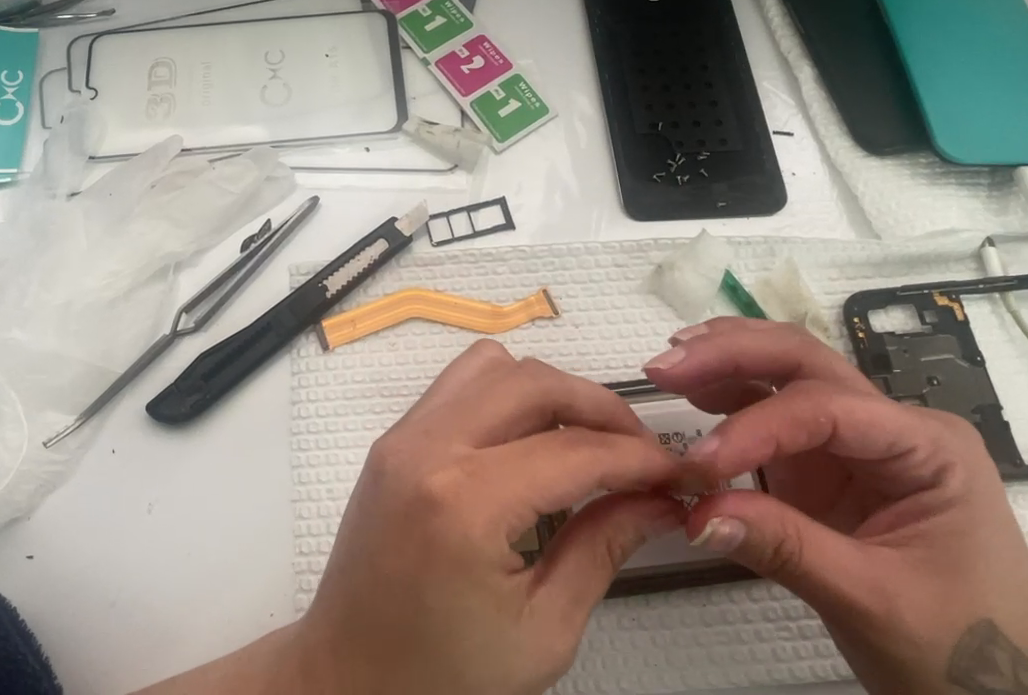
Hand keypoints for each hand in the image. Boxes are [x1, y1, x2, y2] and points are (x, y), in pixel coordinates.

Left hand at [297, 339, 684, 694]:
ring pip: (494, 365)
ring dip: (551, 390)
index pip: (574, 451)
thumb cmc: (443, 675)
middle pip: (535, 382)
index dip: (639, 459)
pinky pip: (460, 382)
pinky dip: (507, 392)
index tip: (682, 474)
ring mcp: (403, 435)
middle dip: (601, 408)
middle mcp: (428, 447)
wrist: (345, 677)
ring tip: (588, 440)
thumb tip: (660, 499)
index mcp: (464, 502)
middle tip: (643, 454)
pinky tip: (532, 438)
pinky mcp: (393, 438)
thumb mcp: (543, 631)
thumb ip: (603, 548)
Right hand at [643, 319, 1027, 694]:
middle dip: (733, 355)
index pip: (829, 410)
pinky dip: (731, 396)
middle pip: (806, 363)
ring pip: (787, 373)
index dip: (758, 427)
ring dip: (726, 361)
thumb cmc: (957, 652)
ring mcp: (858, 442)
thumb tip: (696, 514)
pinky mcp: (827, 464)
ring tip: (669, 367)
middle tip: (666, 367)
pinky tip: (694, 394)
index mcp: (928, 449)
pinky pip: (774, 411)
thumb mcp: (871, 602)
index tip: (701, 464)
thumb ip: (785, 547)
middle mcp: (894, 427)